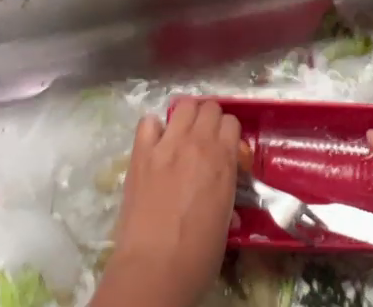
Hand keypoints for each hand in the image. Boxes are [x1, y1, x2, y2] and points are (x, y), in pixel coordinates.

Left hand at [92, 101, 240, 306]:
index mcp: (223, 159)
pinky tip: (155, 145)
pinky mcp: (140, 152)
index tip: (225, 147)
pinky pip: (148, 122)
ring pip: (183, 105)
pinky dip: (154, 128)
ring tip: (182, 135)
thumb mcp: (225, 219)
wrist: (155, 267)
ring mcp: (166, 144)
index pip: (232, 123)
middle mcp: (197, 143)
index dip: (229, 134)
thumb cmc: (198, 254)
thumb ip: (225, 191)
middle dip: (209, 120)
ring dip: (186, 117)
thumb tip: (221, 190)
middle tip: (204, 140)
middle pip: (209, 107)